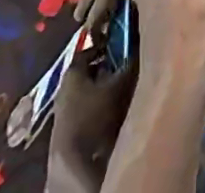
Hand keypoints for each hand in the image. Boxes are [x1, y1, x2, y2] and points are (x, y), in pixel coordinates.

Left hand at [47, 52, 135, 192]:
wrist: (74, 158)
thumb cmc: (94, 115)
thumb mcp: (117, 87)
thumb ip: (129, 67)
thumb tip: (140, 49)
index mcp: (72, 71)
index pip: (89, 50)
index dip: (105, 47)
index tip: (121, 46)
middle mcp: (65, 85)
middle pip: (88, 70)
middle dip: (106, 69)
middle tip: (125, 68)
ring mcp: (64, 107)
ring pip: (86, 89)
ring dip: (102, 89)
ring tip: (122, 91)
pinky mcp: (68, 126)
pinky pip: (85, 107)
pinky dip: (97, 105)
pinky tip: (111, 112)